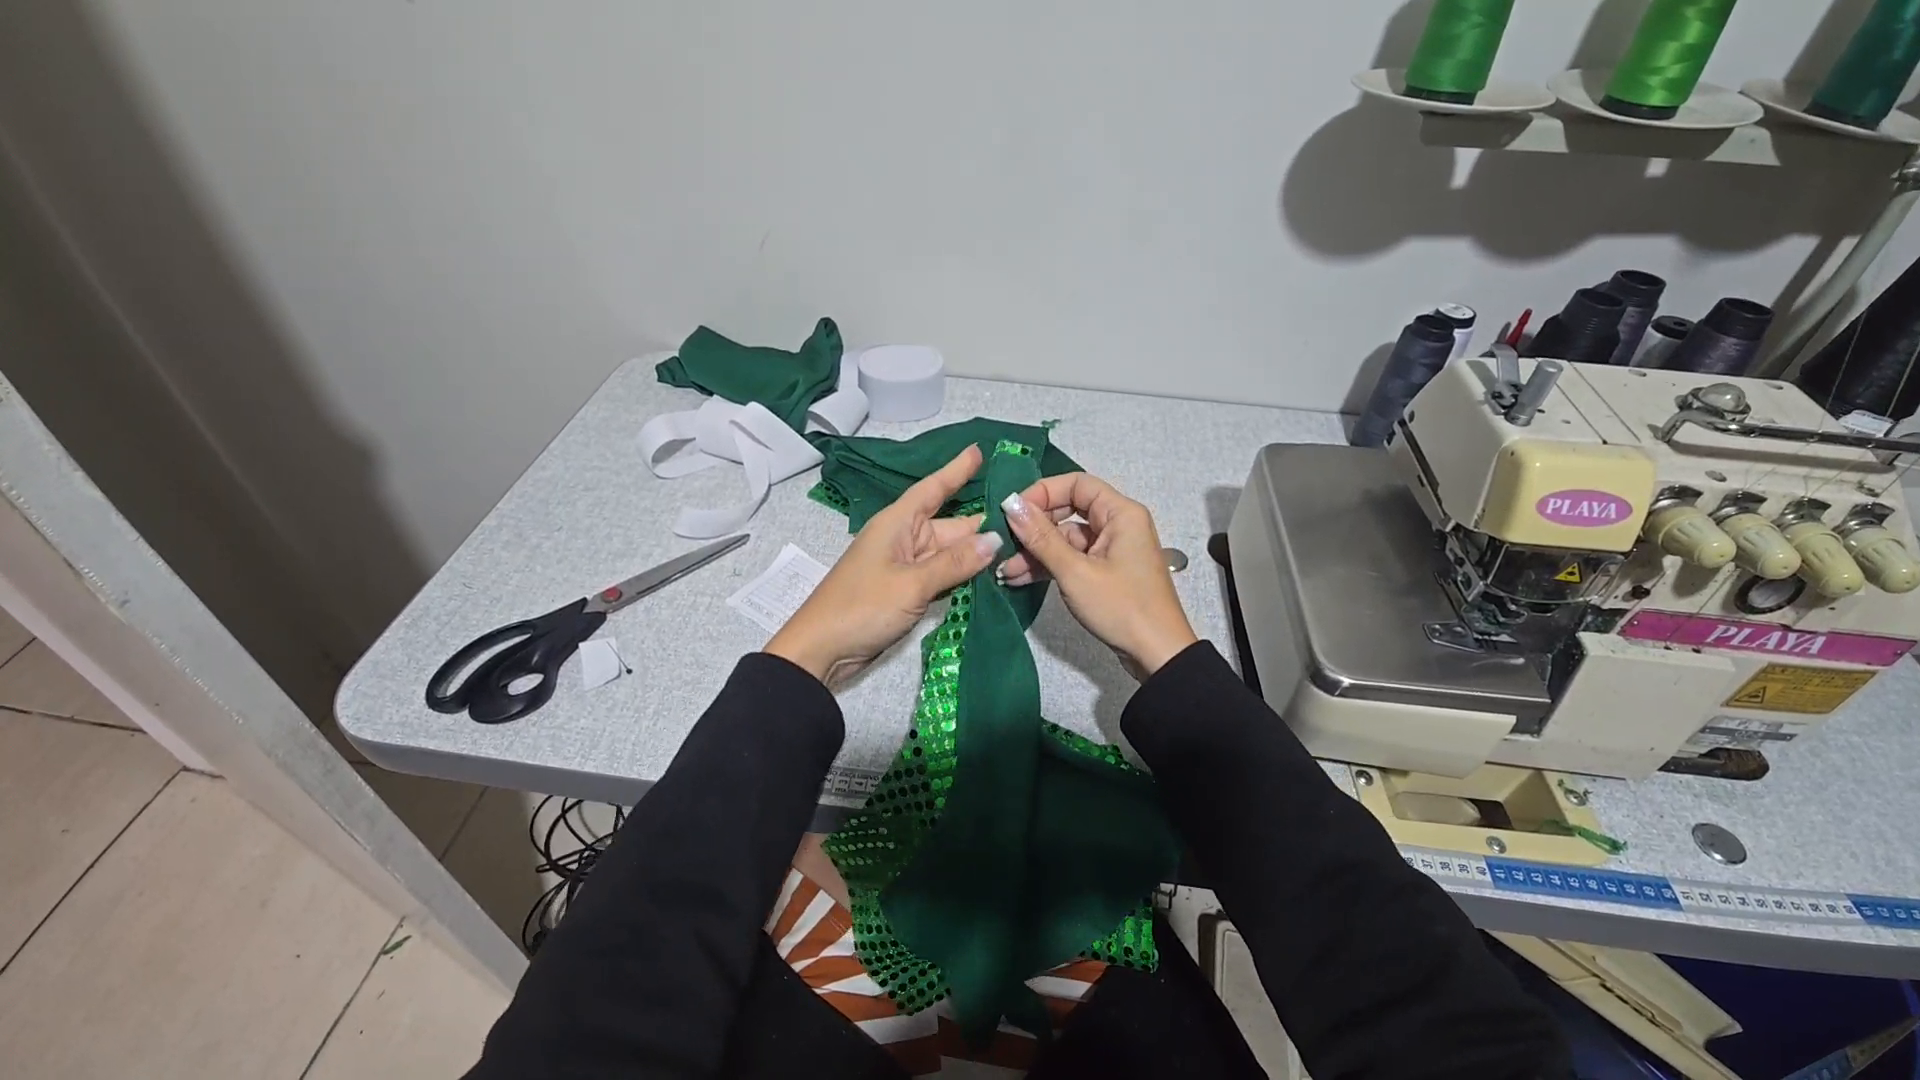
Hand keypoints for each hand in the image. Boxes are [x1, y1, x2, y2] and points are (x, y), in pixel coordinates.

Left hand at [767, 445, 1002, 683]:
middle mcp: (903, 539)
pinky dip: (962, 575)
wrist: (821, 650)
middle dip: (983, 525)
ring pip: (949, 553)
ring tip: (1020, 548)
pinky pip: (941, 575)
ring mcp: (904, 567)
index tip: (980, 451)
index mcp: (898, 524)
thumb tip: (994, 540)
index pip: (933, 488)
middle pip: (950, 525)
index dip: (957, 470)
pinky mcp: (906, 591)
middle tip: (1026, 522)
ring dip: (976, 554)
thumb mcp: (912, 584)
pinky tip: (990, 577)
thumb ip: (954, 563)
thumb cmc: (861, 607)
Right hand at [995, 472, 1196, 676]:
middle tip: (1005, 541)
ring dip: (1036, 553)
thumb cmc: (1121, 607)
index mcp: (1120, 513)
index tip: (1012, 511)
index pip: (1076, 484)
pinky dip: (1048, 567)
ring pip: (1066, 539)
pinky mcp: (1105, 572)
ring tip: (1005, 570)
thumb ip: (1041, 537)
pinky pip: (1072, 559)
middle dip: (1034, 527)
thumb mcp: (1075, 572)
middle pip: (1068, 510)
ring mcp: (1111, 550)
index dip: (1042, 492)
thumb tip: (1011, 505)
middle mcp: (1118, 524)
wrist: (1157, 655)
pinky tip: (1019, 579)